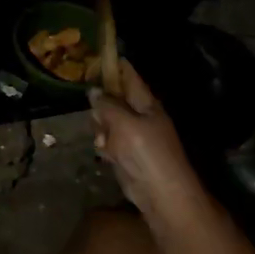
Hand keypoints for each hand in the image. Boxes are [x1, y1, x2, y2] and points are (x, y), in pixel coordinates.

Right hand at [89, 62, 198, 213]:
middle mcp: (140, 115)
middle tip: (98, 116)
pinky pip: (109, 142)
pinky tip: (107, 155)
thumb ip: (108, 105)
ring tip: (105, 142)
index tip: (94, 59)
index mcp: (146, 103)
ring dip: (102, 130)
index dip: (114, 66)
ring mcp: (134, 136)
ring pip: (108, 122)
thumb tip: (94, 91)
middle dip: (102, 106)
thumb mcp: (124, 123)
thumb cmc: (146, 153)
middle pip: (114, 99)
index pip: (129, 76)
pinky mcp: (127, 155)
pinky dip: (106, 147)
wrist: (160, 194)